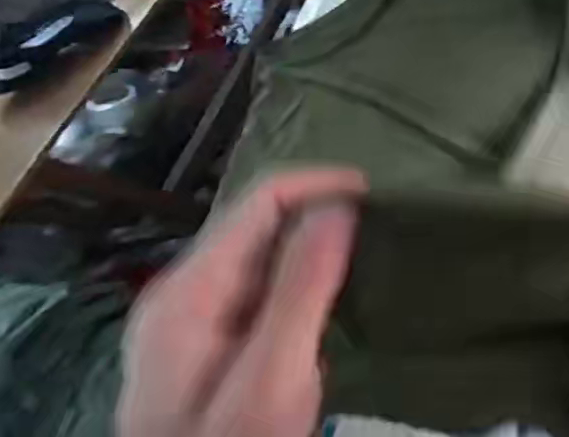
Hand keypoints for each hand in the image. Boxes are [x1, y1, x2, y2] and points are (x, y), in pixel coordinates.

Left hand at [118, 168, 363, 436]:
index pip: (264, 198)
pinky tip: (335, 294)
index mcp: (190, 288)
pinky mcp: (211, 346)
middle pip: (263, 220)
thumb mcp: (271, 383)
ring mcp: (194, 320)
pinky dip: (305, 277)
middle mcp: (186, 291)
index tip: (379, 198)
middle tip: (382, 226)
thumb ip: (302, 288)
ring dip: (318, 244)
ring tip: (369, 251)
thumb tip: (342, 203)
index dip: (323, 184)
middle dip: (323, 212)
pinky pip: (265, 285)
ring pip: (267, 251)